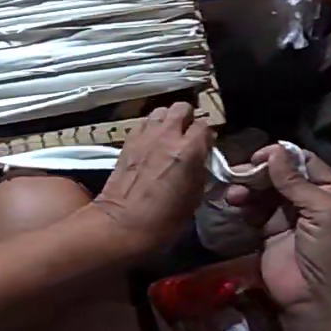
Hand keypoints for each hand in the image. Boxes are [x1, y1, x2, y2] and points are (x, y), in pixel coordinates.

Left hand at [89, 102, 212, 254]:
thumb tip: (202, 159)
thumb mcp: (195, 196)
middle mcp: (167, 135)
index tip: (207, 145)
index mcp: (189, 149)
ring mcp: (144, 136)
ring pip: (160, 111)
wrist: (123, 223)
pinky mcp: (127, 141)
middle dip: (187, 118)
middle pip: (181, 108)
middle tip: (188, 134)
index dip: (207, 134)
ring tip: (169, 135)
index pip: (205, 125)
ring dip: (167, 120)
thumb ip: (201, 169)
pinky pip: (143, 123)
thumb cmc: (164, 219)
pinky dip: (150, 128)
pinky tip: (151, 142)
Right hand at [224, 146, 330, 330]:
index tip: (260, 156)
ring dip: (248, 186)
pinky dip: (242, 202)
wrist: (317, 303)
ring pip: (264, 190)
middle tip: (241, 171)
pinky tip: (234, 202)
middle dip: (261, 171)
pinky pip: (253, 208)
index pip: (307, 163)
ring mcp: (289, 217)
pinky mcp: (268, 231)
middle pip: (282, 175)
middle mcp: (313, 202)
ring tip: (235, 191)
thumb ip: (297, 182)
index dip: (284, 157)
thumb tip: (274, 151)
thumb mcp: (326, 214)